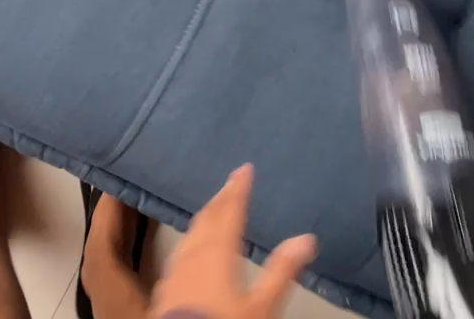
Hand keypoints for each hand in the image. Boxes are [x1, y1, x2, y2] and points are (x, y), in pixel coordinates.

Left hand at [151, 165, 317, 318]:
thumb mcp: (262, 305)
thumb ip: (282, 271)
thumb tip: (307, 239)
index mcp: (219, 251)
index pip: (231, 210)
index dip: (239, 187)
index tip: (245, 168)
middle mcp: (195, 251)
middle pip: (209, 217)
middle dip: (221, 197)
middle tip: (230, 183)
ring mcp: (177, 268)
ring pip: (192, 232)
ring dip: (205, 216)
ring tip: (213, 208)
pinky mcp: (166, 285)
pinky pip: (182, 250)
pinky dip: (192, 238)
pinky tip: (192, 246)